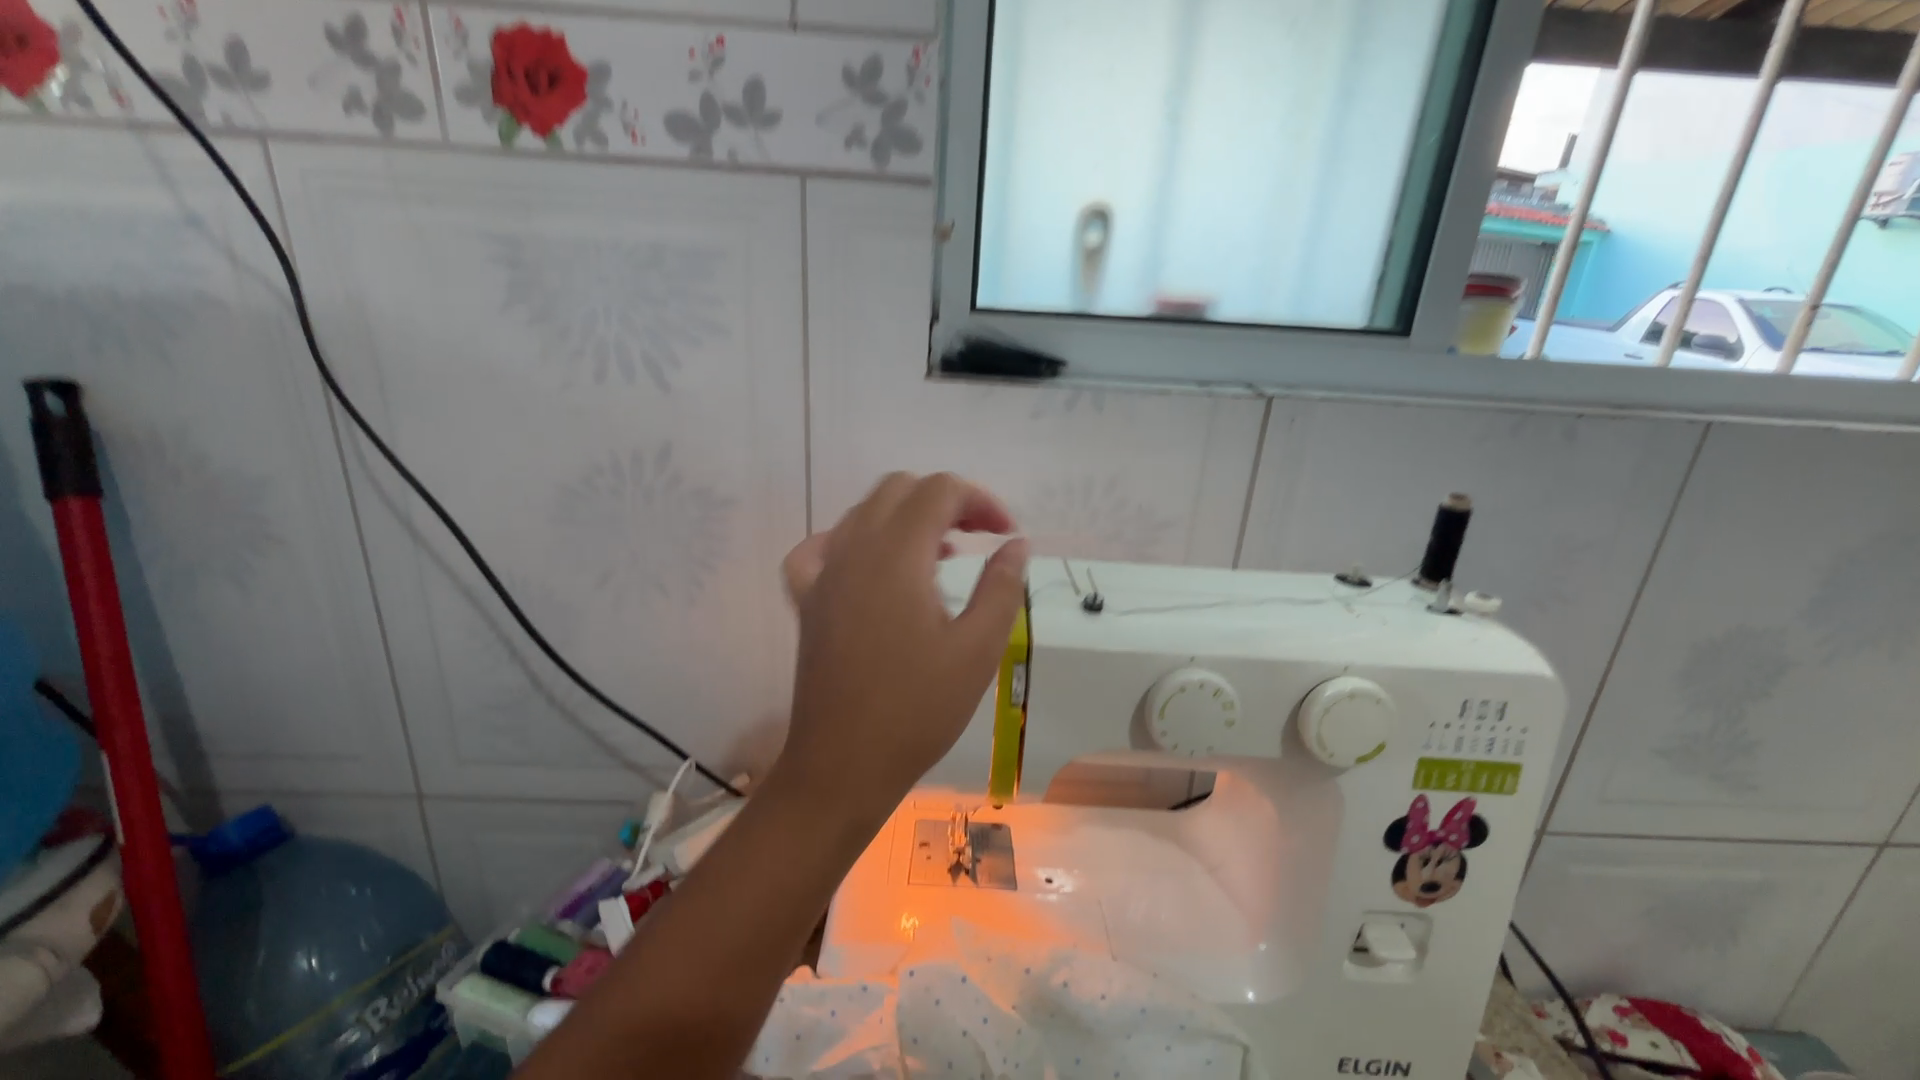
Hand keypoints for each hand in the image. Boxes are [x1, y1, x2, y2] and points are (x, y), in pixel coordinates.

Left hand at [774, 473, 1028, 823]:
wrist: (843, 764)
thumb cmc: (917, 709)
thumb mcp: (978, 649)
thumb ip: (1001, 586)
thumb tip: (1016, 544)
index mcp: (897, 554)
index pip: (940, 490)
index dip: (981, 500)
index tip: (1007, 535)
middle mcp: (854, 549)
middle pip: (899, 489)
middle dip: (945, 501)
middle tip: (978, 539)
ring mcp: (823, 573)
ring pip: (863, 512)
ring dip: (905, 518)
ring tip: (939, 557)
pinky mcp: (806, 601)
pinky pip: (822, 547)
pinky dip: (854, 542)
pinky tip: (872, 569)